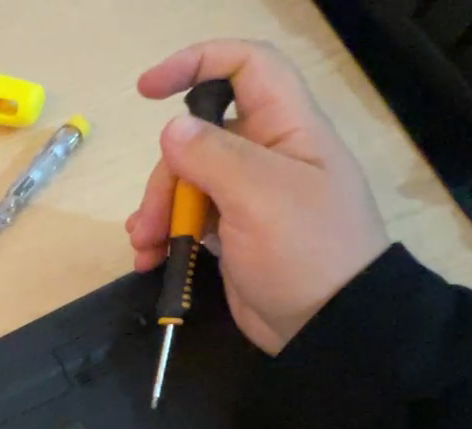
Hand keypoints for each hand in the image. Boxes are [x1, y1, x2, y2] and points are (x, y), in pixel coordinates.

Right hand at [126, 40, 389, 353]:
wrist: (326, 322)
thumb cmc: (305, 252)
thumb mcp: (260, 198)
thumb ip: (214, 158)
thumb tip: (171, 128)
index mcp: (287, 129)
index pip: (246, 68)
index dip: (197, 63)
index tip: (147, 90)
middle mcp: (266, 154)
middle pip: (198, 140)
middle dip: (164, 178)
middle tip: (148, 225)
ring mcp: (246, 195)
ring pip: (185, 183)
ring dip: (155, 213)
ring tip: (145, 250)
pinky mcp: (230, 232)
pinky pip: (184, 220)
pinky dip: (161, 237)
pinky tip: (149, 259)